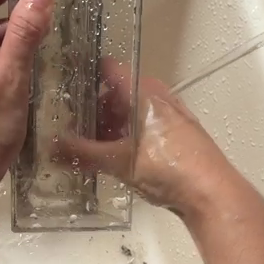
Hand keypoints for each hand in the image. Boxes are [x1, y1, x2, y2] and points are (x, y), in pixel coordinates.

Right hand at [62, 65, 250, 222]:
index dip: (86, 73)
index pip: (109, 69)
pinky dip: (127, 137)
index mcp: (144, 92)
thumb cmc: (170, 168)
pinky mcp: (176, 137)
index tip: (64, 84)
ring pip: (131, 112)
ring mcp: (170, 116)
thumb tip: (52, 148)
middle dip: (94, 109)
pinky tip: (116, 159)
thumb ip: (83, 153)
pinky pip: (143, 128)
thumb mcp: (119, 161)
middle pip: (118, 93)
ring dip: (110, 127)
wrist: (211, 194)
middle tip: (72, 126)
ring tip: (90, 146)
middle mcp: (158, 98)